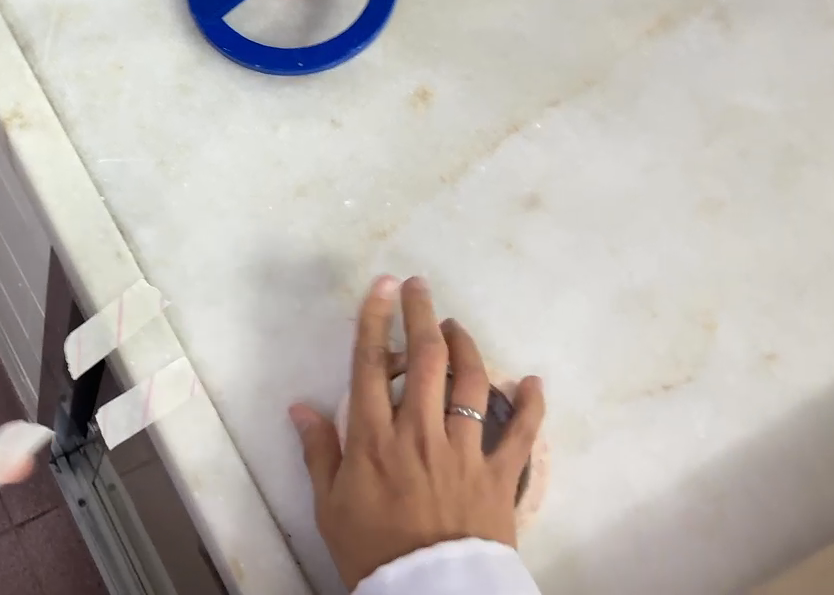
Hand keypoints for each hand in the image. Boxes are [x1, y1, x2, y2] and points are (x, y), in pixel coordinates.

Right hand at [288, 276, 545, 589]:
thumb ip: (318, 450)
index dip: (375, 319)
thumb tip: (299, 408)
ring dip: (464, 347)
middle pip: (424, 359)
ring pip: (469, 384)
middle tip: (417, 287)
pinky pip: (522, 435)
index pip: (371, 362)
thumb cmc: (372, 547)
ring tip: (454, 325)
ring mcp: (464, 452)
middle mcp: (419, 432)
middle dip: (420, 315)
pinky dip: (530, 406)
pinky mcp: (500, 478)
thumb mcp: (329, 501)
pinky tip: (534, 382)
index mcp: (373, 435)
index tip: (381, 286)